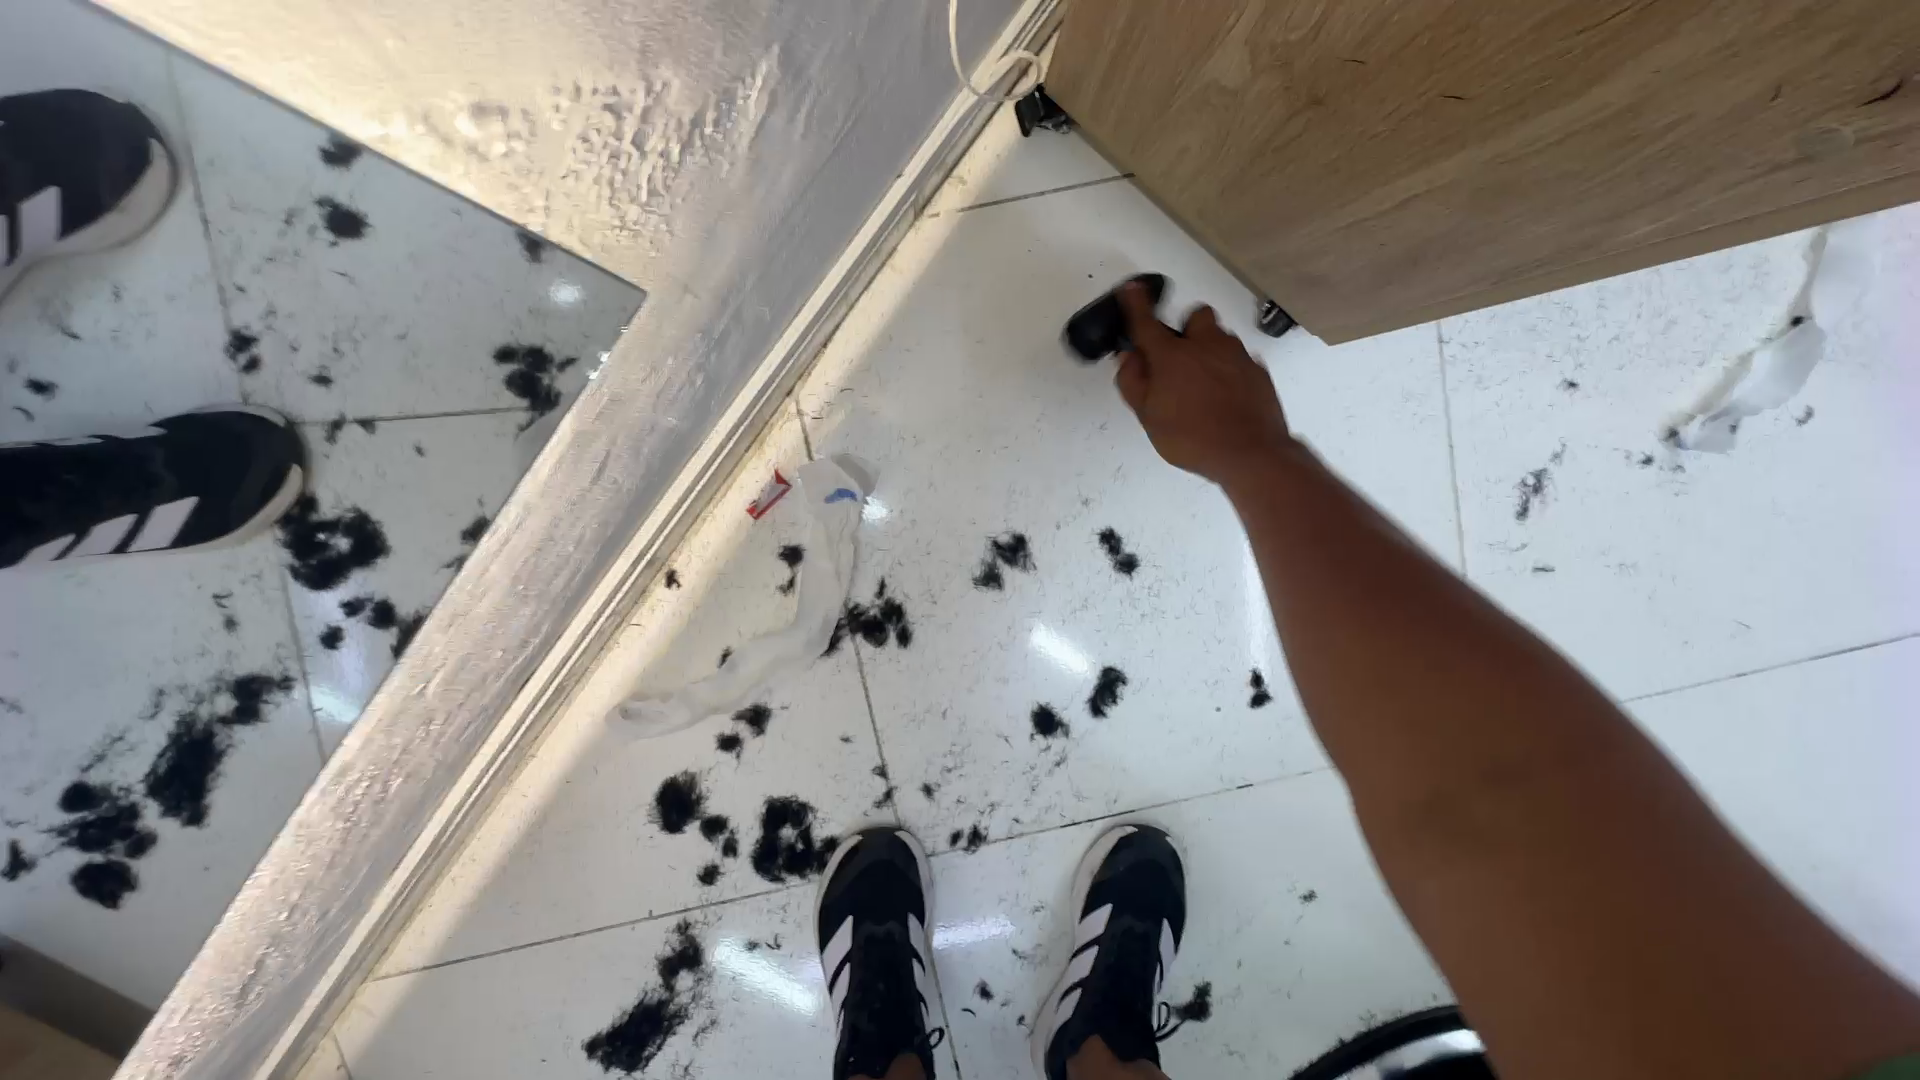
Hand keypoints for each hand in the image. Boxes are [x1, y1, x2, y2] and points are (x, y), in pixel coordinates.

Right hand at [1113, 283, 1295, 485]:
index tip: (1131, 290)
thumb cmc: (1191, 437)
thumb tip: (1129, 358)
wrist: (1250, 453)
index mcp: (1172, 356)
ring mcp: (1237, 355)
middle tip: (1180, 357)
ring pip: (1221, 337)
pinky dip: (1229, 369)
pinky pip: (1239, 359)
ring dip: (1209, 349)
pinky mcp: (1258, 370)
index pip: (1146, 322)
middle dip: (1187, 328)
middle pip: (1197, 315)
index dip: (1135, 304)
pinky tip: (1224, 397)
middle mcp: (1206, 346)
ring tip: (1203, 384)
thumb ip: (1133, 382)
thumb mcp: (1148, 417)